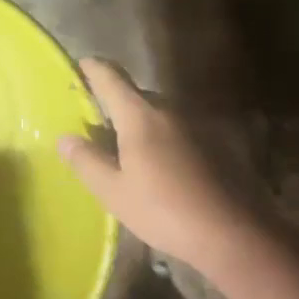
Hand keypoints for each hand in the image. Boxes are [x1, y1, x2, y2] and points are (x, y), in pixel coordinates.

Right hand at [57, 59, 249, 272]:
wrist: (234, 233)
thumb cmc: (165, 210)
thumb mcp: (115, 192)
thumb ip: (87, 161)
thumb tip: (65, 137)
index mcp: (139, 115)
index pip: (110, 77)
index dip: (92, 68)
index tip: (80, 65)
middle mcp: (167, 109)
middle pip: (134, 92)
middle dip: (115, 100)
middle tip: (98, 121)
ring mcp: (194, 124)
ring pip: (157, 111)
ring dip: (140, 120)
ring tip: (127, 147)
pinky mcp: (214, 142)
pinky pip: (177, 129)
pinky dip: (161, 136)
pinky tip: (160, 166)